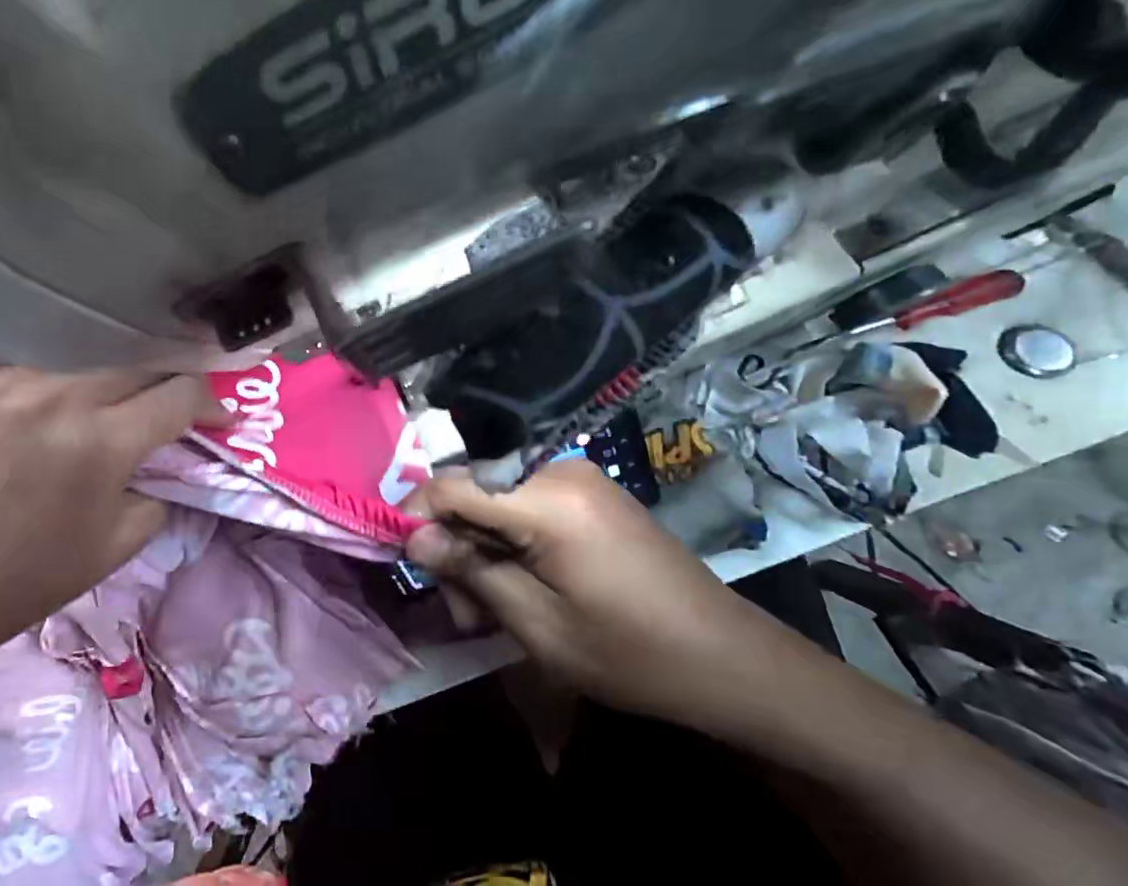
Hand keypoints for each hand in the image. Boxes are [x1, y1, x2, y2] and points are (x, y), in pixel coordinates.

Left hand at [0, 366, 228, 660]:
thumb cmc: (28, 580)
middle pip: (145, 359)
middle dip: (176, 378)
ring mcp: (12, 382)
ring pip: (95, 348)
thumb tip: (171, 458)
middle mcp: (61, 398)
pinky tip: (71, 380)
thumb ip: (160, 489)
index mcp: (102, 444)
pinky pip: (38, 350)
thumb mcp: (120, 544)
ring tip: (132, 388)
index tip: (220, 419)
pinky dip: (67, 362)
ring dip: (126, 367)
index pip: (182, 394)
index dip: (213, 404)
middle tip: (182, 400)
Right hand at [404, 459, 787, 728]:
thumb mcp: (537, 624)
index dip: (418, 518)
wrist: (723, 654)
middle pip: (477, 498)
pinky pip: (532, 509)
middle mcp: (561, 472)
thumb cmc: (628, 652)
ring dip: (487, 556)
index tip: (405, 561)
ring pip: (502, 507)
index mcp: (546, 499)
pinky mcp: (593, 495)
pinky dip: (516, 546)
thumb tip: (415, 536)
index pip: (454, 486)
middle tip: (464, 615)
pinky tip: (524, 591)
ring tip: (493, 616)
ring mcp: (582, 480)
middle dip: (460, 553)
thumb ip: (472, 571)